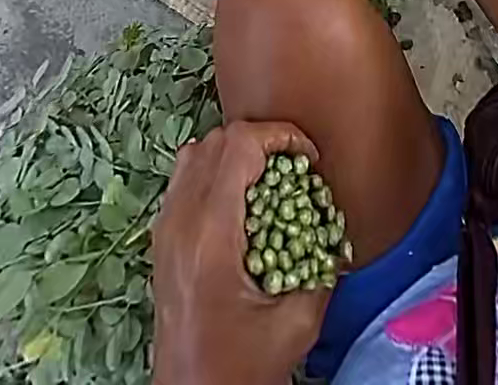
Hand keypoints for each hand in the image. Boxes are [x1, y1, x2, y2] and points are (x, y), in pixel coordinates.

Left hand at [152, 122, 328, 384]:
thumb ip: (323, 269)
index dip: (282, 135)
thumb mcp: (296, 322)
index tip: (309, 158)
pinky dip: (214, 168)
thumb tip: (338, 231)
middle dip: (264, 139)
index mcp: (211, 234)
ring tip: (267, 174)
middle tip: (294, 164)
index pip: (240, 144)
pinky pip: (184, 175)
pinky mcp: (160, 236)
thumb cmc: (239, 366)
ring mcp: (165, 226)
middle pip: (219, 139)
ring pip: (197, 150)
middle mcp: (181, 220)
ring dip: (236, 150)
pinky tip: (238, 196)